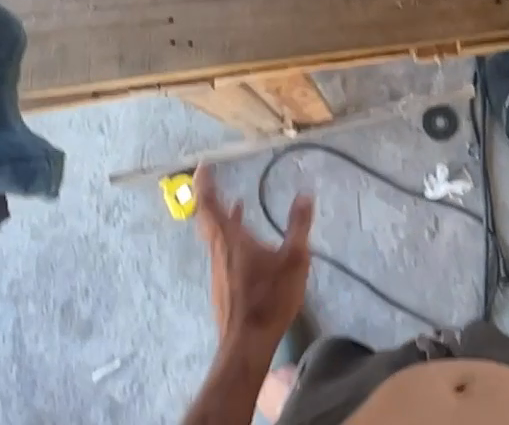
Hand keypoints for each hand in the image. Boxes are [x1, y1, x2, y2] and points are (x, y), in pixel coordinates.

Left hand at [195, 164, 313, 347]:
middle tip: (216, 181)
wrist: (248, 344)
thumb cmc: (270, 297)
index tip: (204, 165)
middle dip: (211, 197)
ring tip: (238, 205)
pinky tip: (248, 246)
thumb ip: (298, 225)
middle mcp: (219, 251)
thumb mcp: (294, 259)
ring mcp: (218, 271)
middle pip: (207, 219)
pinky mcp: (223, 287)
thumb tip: (305, 194)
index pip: (210, 204)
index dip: (205, 184)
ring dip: (223, 218)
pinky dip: (230, 237)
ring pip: (216, 237)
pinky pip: (223, 252)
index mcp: (231, 239)